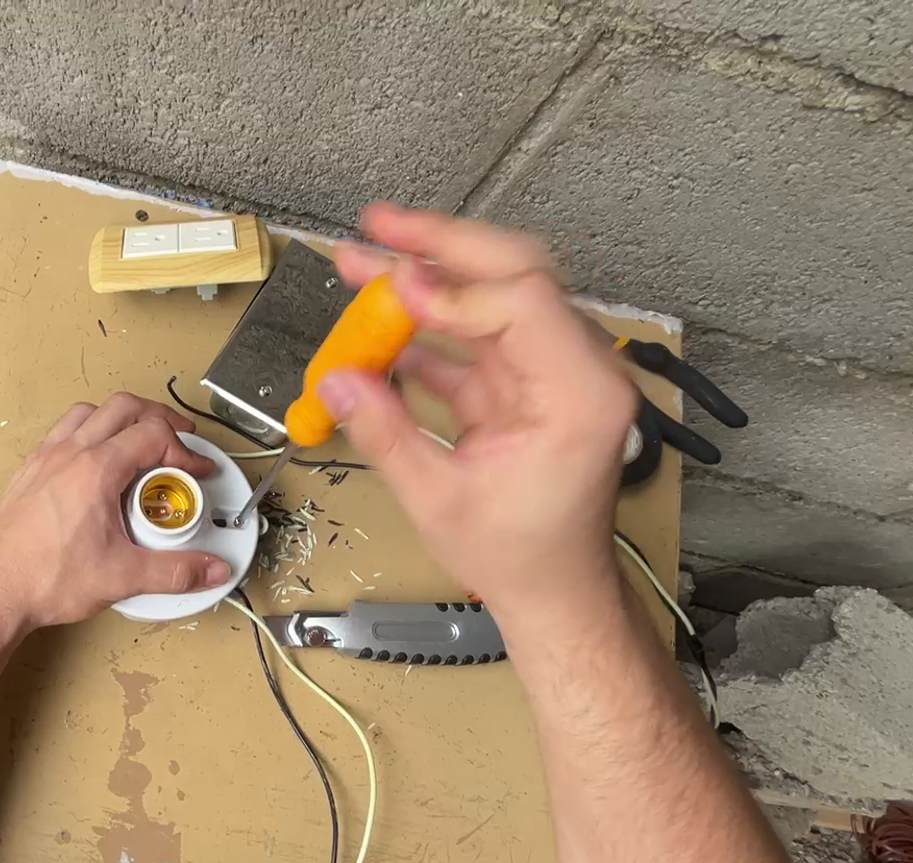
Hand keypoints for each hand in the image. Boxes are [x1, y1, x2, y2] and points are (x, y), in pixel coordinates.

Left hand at [0, 393, 232, 631]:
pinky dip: (88, 432)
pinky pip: (62, 432)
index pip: (153, 435)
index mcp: (95, 469)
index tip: (196, 472)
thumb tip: (212, 569)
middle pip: (123, 407)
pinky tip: (95, 461)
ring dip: (120, 418)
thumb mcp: (123, 577)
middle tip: (180, 440)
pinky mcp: (29, 472)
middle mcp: (68, 454)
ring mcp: (45, 459)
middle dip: (159, 418)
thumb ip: (176, 571)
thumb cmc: (45, 578)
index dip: (185, 451)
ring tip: (139, 442)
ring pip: (89, 412)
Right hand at [324, 204, 636, 618]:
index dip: (450, 289)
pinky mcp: (521, 386)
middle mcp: (575, 371)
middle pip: (513, 275)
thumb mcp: (435, 500)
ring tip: (364, 263)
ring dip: (426, 280)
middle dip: (440, 246)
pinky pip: (470, 341)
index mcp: (577, 397)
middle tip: (376, 226)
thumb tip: (335, 381)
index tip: (388, 283)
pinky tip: (380, 324)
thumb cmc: (516, 554)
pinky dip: (425, 331)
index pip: (521, 305)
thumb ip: (383, 433)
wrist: (552, 587)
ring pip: (489, 299)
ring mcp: (548, 374)